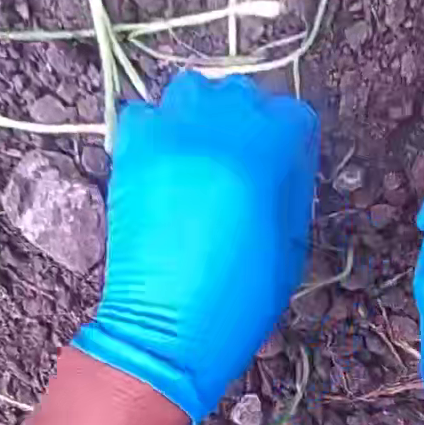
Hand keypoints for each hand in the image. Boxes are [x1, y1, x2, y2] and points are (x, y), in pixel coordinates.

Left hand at [71, 71, 319, 423]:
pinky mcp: (129, 153)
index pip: (294, 118)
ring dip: (204, 118)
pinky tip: (166, 166)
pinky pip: (145, 116)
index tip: (285, 179)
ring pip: (193, 91)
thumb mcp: (291, 252)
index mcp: (265, 151)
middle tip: (243, 174)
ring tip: (204, 161)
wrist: (167, 333)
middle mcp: (216, 126)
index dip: (293, 151)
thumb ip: (292, 194)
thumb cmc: (237, 304)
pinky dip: (157, 132)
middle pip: (244, 96)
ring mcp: (167, 135)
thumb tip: (283, 172)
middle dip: (250, 130)